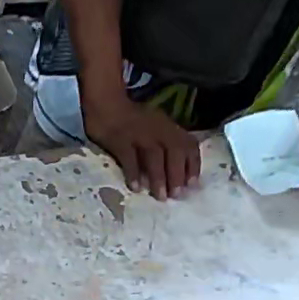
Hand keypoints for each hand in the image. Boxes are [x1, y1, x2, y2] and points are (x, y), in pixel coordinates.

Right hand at [86, 96, 200, 200]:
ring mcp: (138, 134)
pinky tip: (136, 187)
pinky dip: (134, 173)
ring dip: (158, 177)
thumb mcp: (154, 125)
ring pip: (154, 156)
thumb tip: (174, 170)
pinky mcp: (120, 140)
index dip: (193, 165)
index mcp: (168, 126)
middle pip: (173, 152)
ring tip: (160, 196)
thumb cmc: (130, 118)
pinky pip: (129, 158)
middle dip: (177, 174)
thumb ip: (165, 142)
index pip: (188, 144)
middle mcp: (157, 129)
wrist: (105, 103)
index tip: (193, 185)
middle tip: (176, 195)